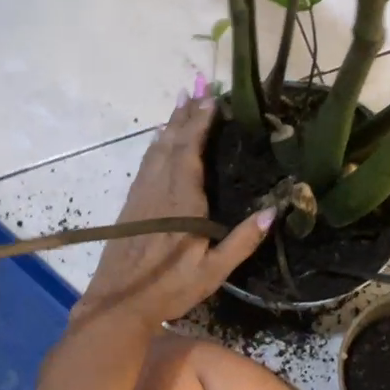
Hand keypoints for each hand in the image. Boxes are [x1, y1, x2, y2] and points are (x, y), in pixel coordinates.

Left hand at [76, 90, 272, 330]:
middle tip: (198, 86)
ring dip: (171, 124)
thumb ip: (242, 241)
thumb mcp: (214, 271)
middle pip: (173, 142)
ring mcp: (141, 195)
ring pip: (156, 150)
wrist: (117, 303)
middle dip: (187, 114)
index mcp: (182, 201)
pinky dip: (157, 145)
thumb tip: (273, 211)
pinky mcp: (131, 205)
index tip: (213, 97)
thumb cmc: (169, 289)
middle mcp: (159, 188)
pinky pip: (146, 163)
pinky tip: (160, 141)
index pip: (192, 150)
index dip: (202, 122)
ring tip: (181, 101)